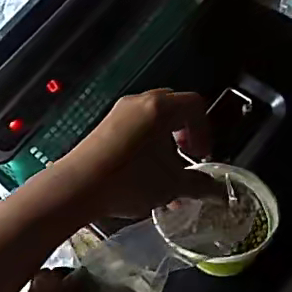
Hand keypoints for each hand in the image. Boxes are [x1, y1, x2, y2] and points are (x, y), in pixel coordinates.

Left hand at [48, 89, 216, 218]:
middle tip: (187, 158)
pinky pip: (135, 128)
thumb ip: (199, 184)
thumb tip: (215, 189)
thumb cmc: (128, 180)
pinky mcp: (104, 127)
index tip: (201, 156)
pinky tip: (144, 175)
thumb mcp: (171, 185)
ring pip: (153, 120)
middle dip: (185, 134)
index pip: (195, 105)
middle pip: (174, 108)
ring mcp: (119, 113)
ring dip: (166, 143)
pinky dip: (147, 145)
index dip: (205, 131)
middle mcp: (139, 103)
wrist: (77, 188)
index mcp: (160, 107)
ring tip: (165, 174)